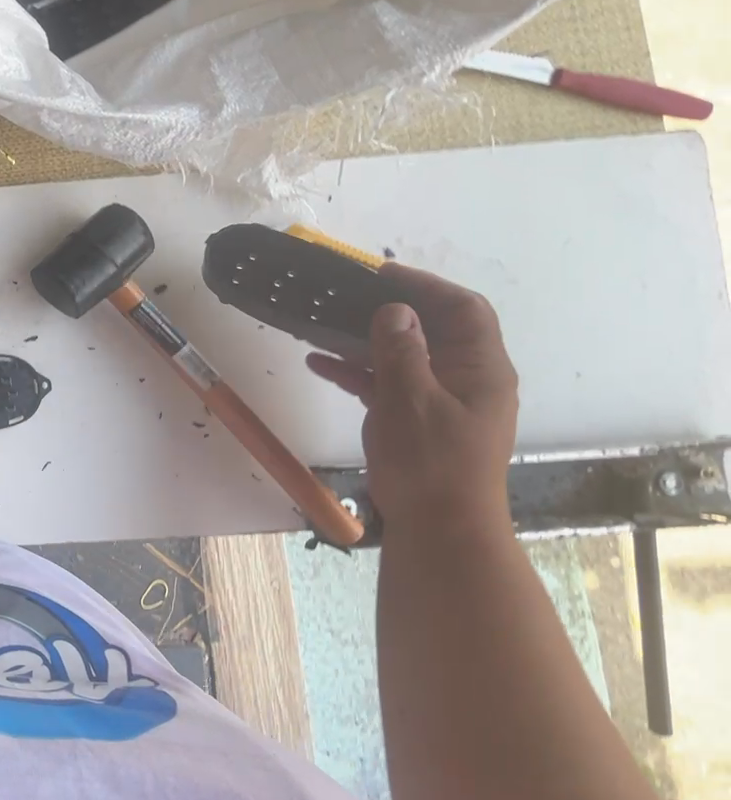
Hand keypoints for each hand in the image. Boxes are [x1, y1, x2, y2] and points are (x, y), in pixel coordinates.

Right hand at [305, 264, 518, 540]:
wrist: (439, 526)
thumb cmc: (431, 462)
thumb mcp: (410, 400)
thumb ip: (401, 352)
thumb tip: (395, 310)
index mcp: (480, 368)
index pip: (463, 309)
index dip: (425, 285)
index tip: (379, 273)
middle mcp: (466, 377)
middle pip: (431, 329)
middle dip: (388, 309)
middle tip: (342, 295)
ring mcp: (441, 399)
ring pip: (403, 354)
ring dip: (364, 338)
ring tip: (321, 324)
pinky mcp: (416, 419)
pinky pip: (385, 382)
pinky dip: (356, 370)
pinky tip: (319, 364)